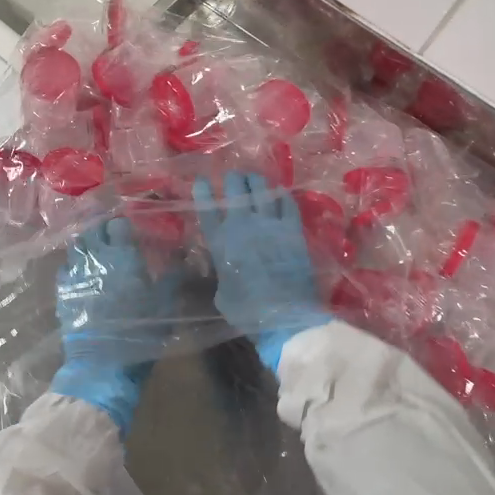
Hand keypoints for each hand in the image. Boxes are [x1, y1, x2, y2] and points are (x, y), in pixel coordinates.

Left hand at [50, 217, 179, 436]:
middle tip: (111, 234)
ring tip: (95, 248)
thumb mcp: (165, 305)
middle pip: (93, 229)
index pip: (118, 225)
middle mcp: (96, 258)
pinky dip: (73, 264)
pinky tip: (81, 271)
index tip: (129, 228)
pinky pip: (66, 267)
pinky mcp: (62, 291)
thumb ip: (174, 278)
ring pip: (77, 246)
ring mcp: (75, 273)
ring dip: (86, 243)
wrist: (102, 364)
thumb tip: (186, 259)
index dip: (123, 225)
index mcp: (123, 256)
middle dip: (102, 228)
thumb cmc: (139, 331)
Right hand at [193, 171, 331, 370]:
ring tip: (253, 177)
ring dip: (255, 180)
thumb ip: (222, 272)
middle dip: (232, 179)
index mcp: (220, 241)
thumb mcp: (223, 294)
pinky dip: (281, 195)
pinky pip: (287, 203)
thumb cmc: (247, 311)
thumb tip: (225, 267)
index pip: (207, 208)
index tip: (201, 180)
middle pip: (235, 189)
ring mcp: (270, 224)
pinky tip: (279, 191)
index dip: (202, 191)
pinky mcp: (293, 229)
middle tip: (233, 177)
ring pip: (261, 189)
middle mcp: (243, 225)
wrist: (285, 317)